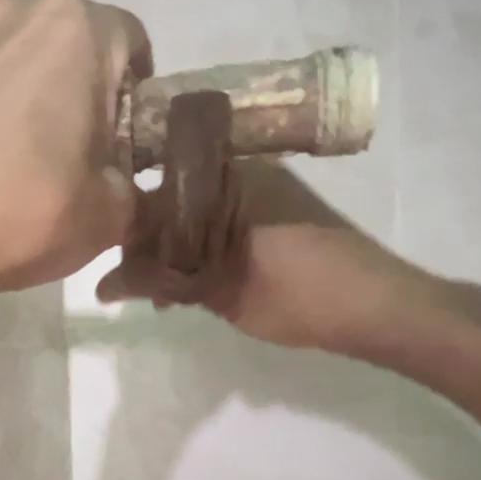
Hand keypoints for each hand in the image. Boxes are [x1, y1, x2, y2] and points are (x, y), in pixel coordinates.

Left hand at [0, 0, 152, 300]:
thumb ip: (130, 182)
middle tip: (64, 148)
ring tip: (2, 151)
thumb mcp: (112, 213)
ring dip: (10, 87)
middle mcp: (11, 10)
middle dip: (68, 83)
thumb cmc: (30, 214)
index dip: (132, 92)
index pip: (129, 41)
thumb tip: (119, 184)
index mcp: (75, 26)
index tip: (121, 137)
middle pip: (58, 41)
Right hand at [97, 158, 446, 353]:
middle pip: (172, 203)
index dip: (124, 229)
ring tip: (158, 297)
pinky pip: (219, 225)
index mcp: (227, 175)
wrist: (379, 308)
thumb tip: (101, 286)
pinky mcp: (276, 215)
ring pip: (194, 217)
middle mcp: (243, 171)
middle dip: (146, 245)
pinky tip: (189, 287)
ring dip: (172, 254)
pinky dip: (199, 253)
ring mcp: (262, 192)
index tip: (107, 264)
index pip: (153, 192)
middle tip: (131, 289)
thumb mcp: (216, 289)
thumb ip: (157, 280)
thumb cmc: (296, 291)